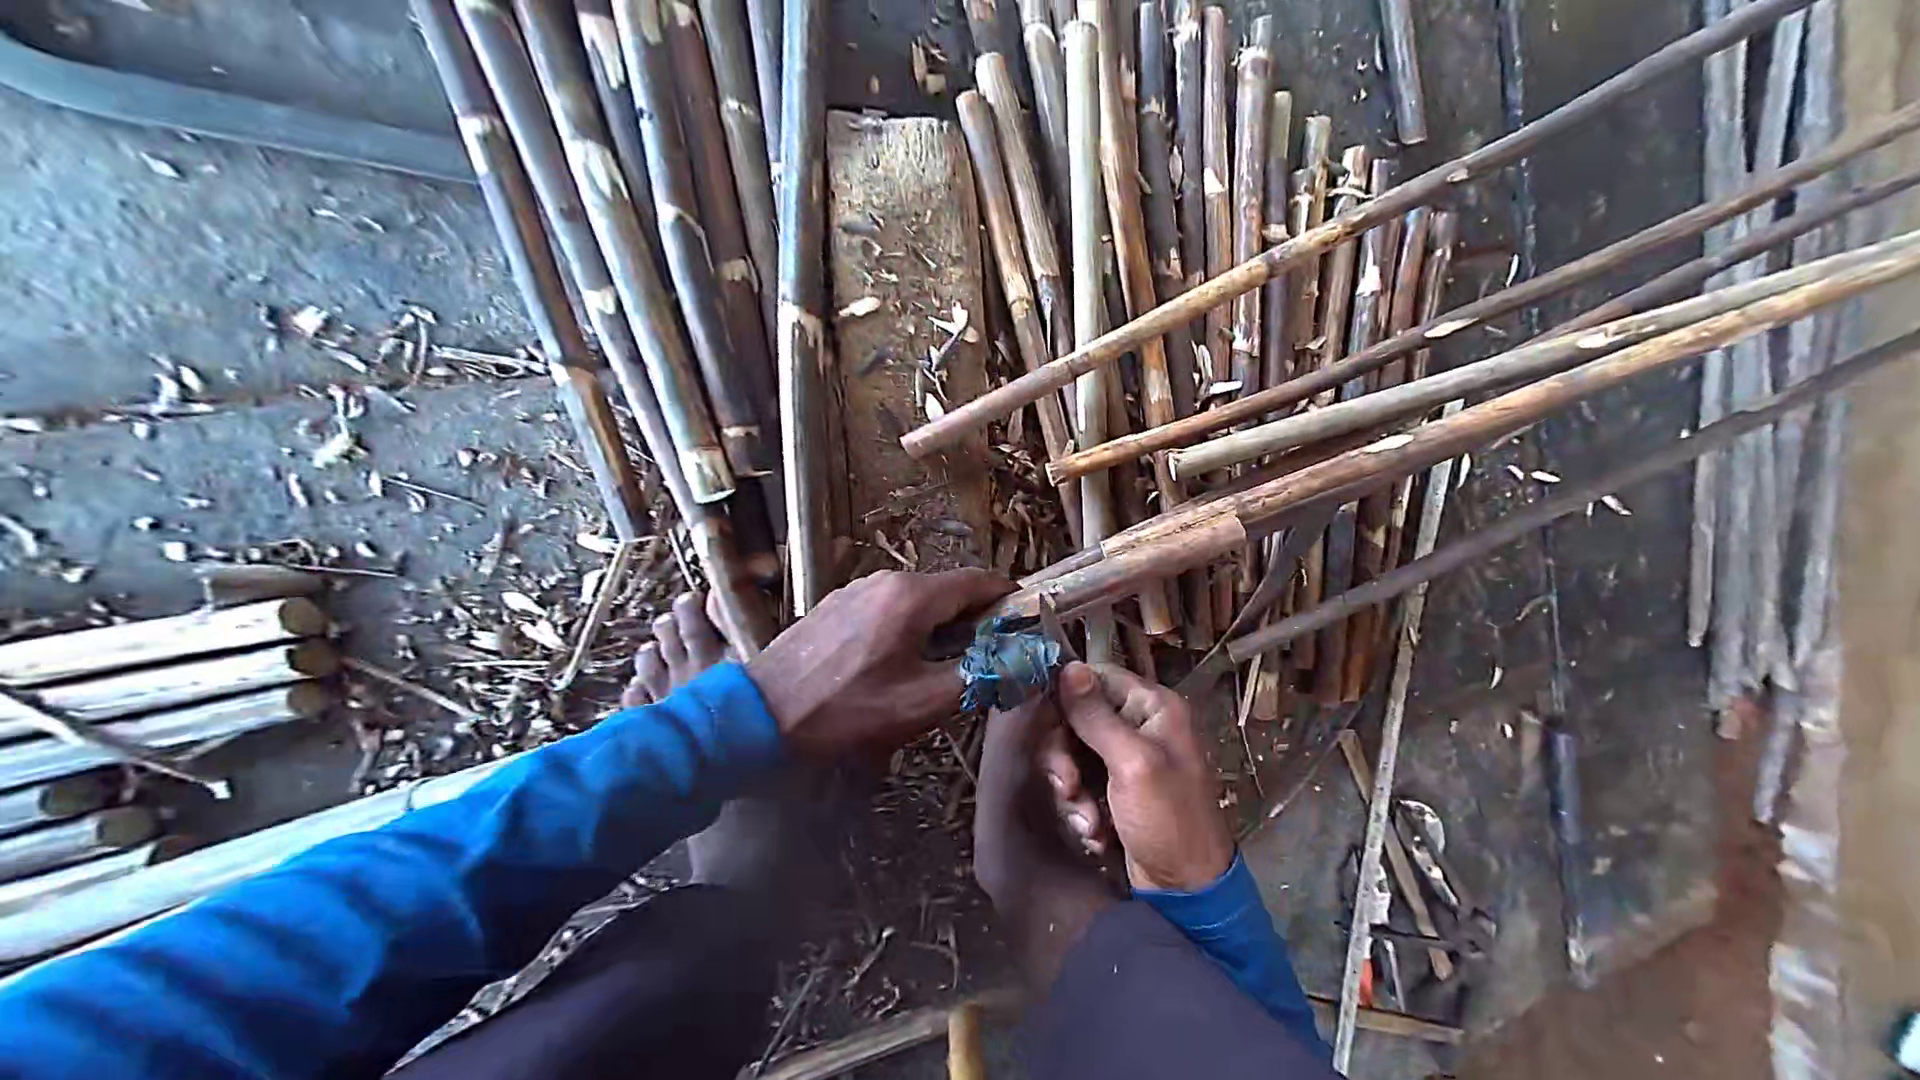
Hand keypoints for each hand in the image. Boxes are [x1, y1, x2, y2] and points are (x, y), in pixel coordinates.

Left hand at [746, 569, 1013, 756]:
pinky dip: (909, 627)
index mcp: (911, 596)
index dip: (1008, 600)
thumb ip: (979, 676)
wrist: (760, 715)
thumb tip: (1022, 659)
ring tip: (941, 668)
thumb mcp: (922, 703)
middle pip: (949, 590)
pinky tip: (898, 664)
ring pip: (918, 600)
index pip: (979, 581)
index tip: (1025, 624)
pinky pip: (888, 608)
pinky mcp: (836, 605)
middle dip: (975, 620)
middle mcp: (885, 581)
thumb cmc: (845, 711)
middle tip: (985, 660)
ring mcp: (856, 590)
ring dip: (941, 626)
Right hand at [1053, 661, 1233, 891]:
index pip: (1096, 676)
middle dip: (1065, 755)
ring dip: (1071, 787)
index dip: (1066, 696)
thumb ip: (1096, 715)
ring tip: (1086, 821)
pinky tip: (1094, 831)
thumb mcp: (1131, 763)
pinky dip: (1080, 804)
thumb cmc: (1168, 819)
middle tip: (1068, 786)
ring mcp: (1125, 755)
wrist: (1186, 890)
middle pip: (1077, 715)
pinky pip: (1079, 778)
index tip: (1047, 723)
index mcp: (1153, 706)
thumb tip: (1068, 667)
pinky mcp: (1113, 784)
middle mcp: (1138, 723)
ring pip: (1072, 750)